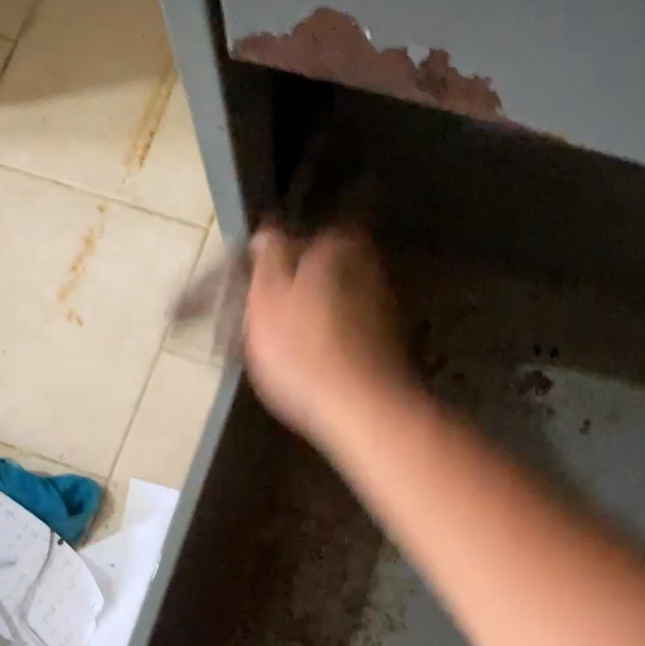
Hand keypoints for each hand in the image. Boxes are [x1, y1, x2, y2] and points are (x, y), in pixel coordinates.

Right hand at [243, 226, 415, 444]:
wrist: (363, 413)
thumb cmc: (303, 351)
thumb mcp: (266, 296)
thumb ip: (269, 255)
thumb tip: (270, 232)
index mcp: (337, 243)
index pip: (298, 237)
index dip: (273, 260)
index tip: (253, 287)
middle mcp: (369, 265)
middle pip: (320, 270)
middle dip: (296, 290)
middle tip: (265, 322)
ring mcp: (385, 306)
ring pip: (336, 303)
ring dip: (314, 320)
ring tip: (287, 351)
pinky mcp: (391, 345)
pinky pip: (349, 334)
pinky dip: (332, 344)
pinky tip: (315, 369)